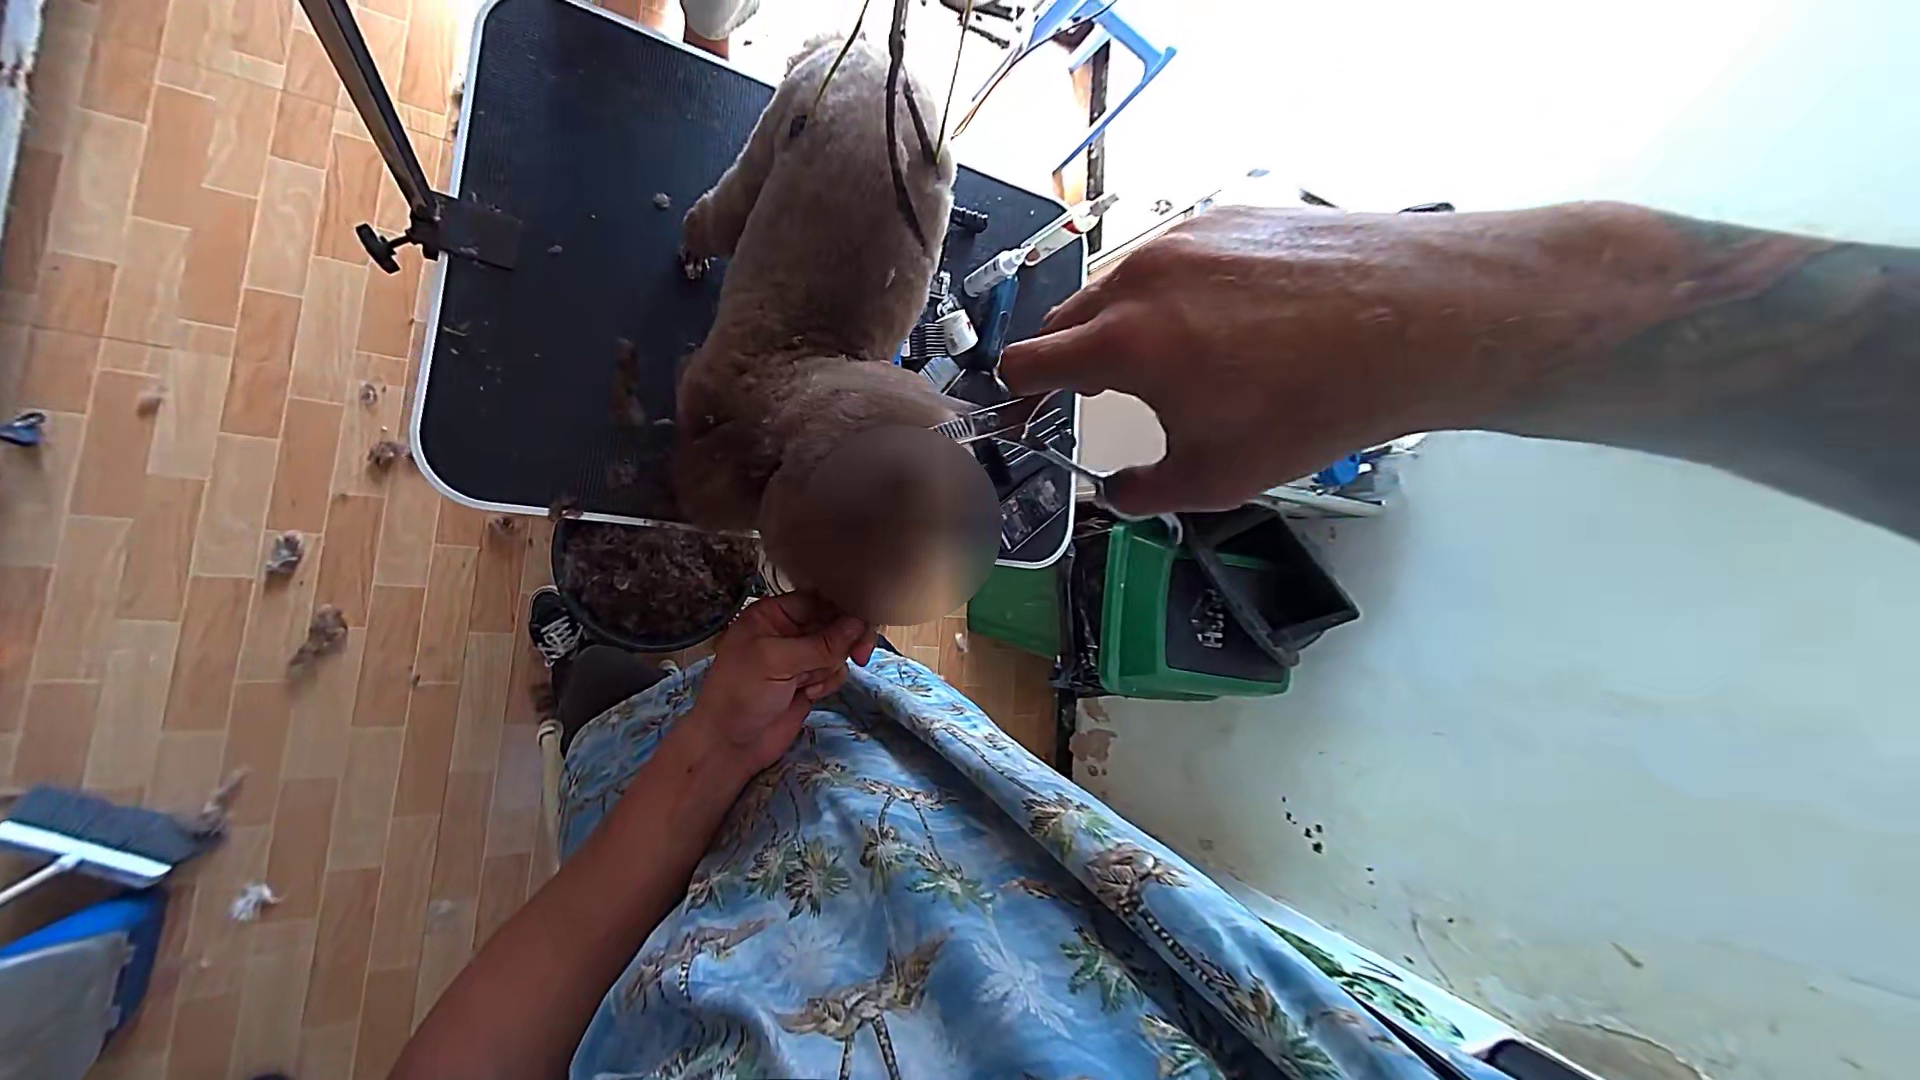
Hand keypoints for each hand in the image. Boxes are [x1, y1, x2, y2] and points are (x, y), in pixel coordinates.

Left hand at [681, 591, 875, 776]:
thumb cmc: (740, 694)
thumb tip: (858, 624)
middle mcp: (788, 631)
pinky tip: (810, 693)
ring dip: (832, 664)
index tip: (861, 624)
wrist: (729, 746)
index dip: (841, 610)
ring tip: (809, 682)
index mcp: (772, 615)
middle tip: (860, 654)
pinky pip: (836, 670)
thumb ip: (820, 643)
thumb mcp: (776, 661)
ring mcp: (800, 657)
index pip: (817, 600)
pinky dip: (830, 681)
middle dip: (844, 639)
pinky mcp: (810, 680)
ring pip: (839, 647)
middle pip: (834, 622)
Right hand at [1001, 203, 1691, 513]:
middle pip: (1064, 321)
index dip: (1017, 391)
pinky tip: (1217, 319)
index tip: (1024, 407)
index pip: (1028, 360)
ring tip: (1166, 358)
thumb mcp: (1213, 478)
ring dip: (1117, 327)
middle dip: (1067, 362)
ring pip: (1116, 288)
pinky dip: (1166, 295)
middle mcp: (1139, 279)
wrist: (1421, 321)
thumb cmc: (1307, 410)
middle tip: (1098, 394)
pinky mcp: (1228, 216)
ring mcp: (1184, 238)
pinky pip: (1169, 261)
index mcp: (1122, 344)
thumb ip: (1141, 494)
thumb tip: (1113, 495)